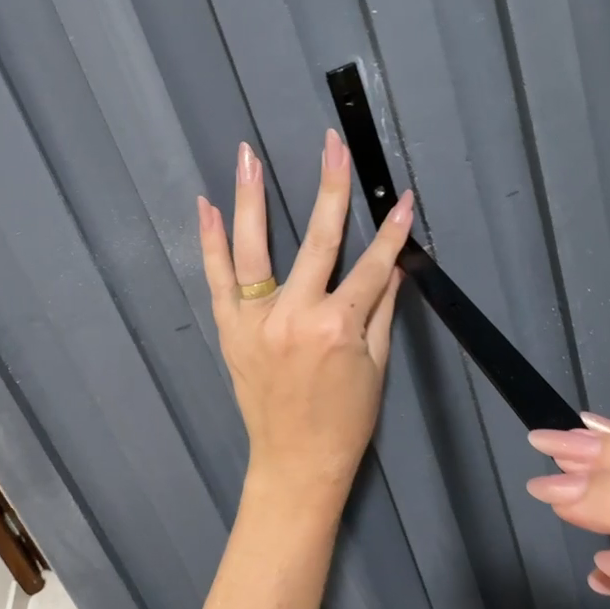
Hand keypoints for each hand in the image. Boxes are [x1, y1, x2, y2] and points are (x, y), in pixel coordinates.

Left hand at [197, 131, 413, 495]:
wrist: (296, 464)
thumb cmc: (346, 420)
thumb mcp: (376, 366)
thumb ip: (382, 308)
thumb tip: (396, 262)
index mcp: (338, 327)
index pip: (373, 267)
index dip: (391, 232)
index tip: (402, 197)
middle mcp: (295, 316)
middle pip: (318, 241)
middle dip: (330, 188)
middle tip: (332, 145)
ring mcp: (256, 321)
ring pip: (253, 249)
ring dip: (252, 198)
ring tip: (248, 154)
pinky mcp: (230, 329)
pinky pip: (217, 279)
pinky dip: (211, 242)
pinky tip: (207, 204)